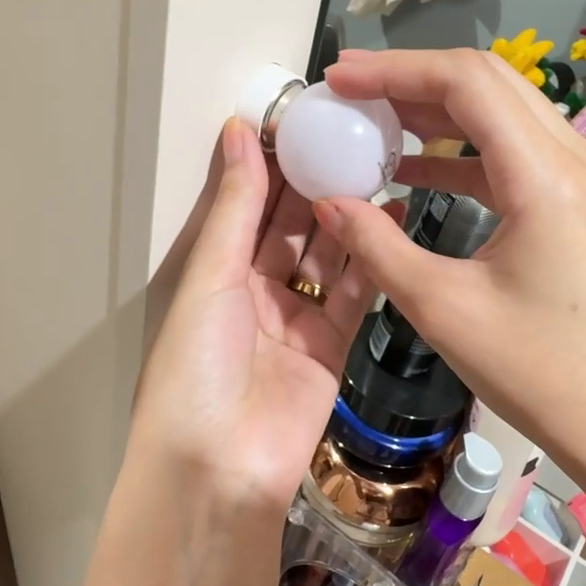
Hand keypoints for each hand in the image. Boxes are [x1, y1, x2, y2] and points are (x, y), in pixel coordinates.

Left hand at [129, 119, 394, 508]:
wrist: (220, 468)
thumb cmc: (195, 368)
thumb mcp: (210, 278)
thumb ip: (235, 208)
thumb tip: (238, 131)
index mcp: (212, 272)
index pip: (245, 203)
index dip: (270, 162)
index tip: (302, 117)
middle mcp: (250, 290)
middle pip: (287, 225)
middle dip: (313, 183)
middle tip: (349, 136)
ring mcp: (292, 319)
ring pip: (324, 254)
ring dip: (345, 215)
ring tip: (376, 167)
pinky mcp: (329, 346)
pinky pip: (352, 293)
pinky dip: (370, 260)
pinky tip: (389, 220)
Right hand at [310, 48, 585, 484]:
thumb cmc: (536, 373)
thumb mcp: (441, 308)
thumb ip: (376, 245)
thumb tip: (326, 200)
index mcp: (546, 179)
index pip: (467, 84)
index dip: (396, 71)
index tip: (339, 78)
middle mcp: (574, 161)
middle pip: (489, 82)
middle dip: (413, 79)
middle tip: (350, 92)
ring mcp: (584, 180)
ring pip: (504, 112)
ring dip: (437, 110)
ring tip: (374, 121)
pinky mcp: (579, 204)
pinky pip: (515, 152)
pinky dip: (462, 150)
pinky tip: (414, 170)